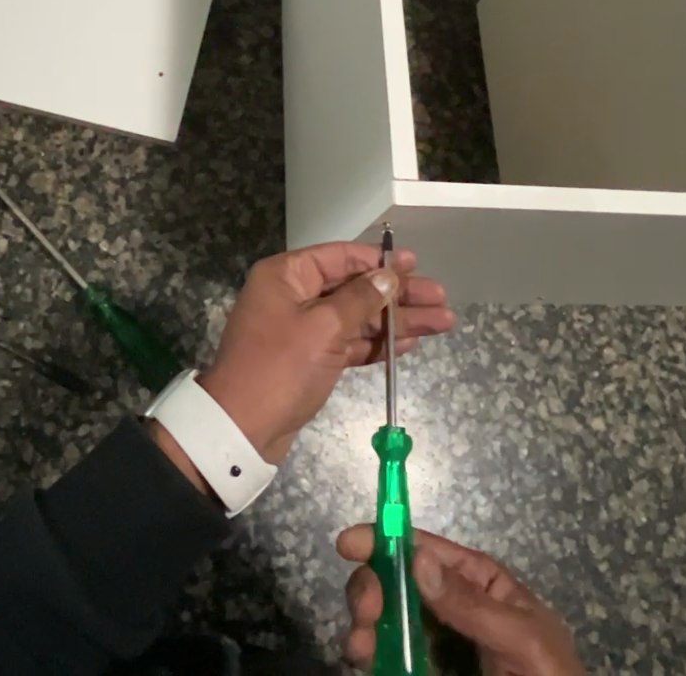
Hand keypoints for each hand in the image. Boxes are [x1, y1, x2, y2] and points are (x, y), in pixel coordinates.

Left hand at [198, 242, 452, 462]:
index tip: (416, 264)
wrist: (243, 429)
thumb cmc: (281, 367)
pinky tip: (409, 344)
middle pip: (354, 288)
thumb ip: (360, 299)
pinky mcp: (311, 359)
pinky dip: (377, 344)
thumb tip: (388, 276)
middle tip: (441, 298)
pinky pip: (349, 343)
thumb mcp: (324, 328)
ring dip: (396, 321)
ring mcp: (302, 329)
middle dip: (398, 295)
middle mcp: (293, 295)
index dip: (379, 261)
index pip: (340, 257)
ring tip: (442, 322)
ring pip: (357, 317)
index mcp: (287, 275)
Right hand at [337, 525, 585, 675]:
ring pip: (383, 616)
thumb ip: (471, 602)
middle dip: (370, 586)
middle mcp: (447, 603)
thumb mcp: (521, 637)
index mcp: (475, 580)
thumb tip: (417, 557)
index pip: (424, 547)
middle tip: (364, 612)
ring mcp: (433, 641)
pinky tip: (367, 659)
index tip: (347, 544)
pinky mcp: (422, 670)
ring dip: (363, 623)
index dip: (383, 537)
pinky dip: (370, 652)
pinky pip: (387, 653)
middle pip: (394, 579)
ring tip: (360, 648)